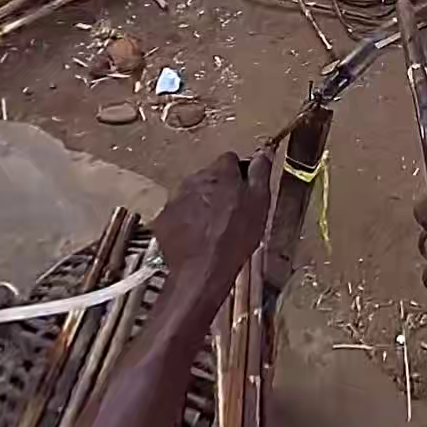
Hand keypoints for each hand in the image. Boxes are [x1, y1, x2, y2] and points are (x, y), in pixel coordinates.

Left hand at [155, 150, 270, 297]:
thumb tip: (262, 153)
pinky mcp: (164, 217)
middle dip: (219, 188)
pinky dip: (187, 218)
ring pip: (194, 192)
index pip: (230, 159)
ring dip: (203, 202)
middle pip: (210, 175)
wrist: (201, 272)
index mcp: (220, 171)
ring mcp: (176, 197)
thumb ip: (260, 173)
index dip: (239, 173)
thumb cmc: (235, 236)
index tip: (244, 191)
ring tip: (214, 227)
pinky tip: (197, 236)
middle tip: (231, 212)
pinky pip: (179, 211)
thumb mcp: (259, 203)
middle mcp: (195, 178)